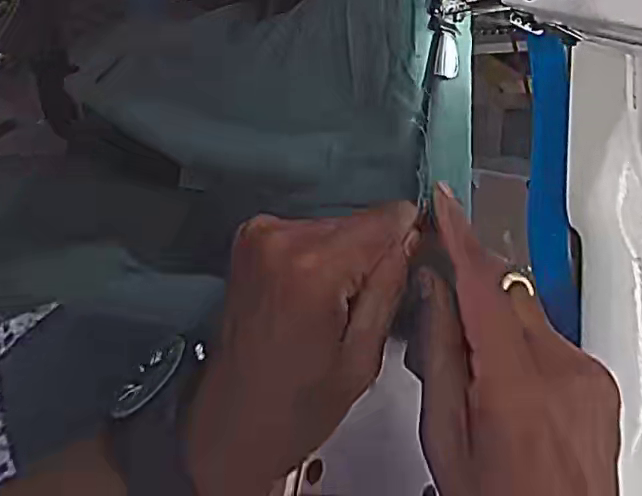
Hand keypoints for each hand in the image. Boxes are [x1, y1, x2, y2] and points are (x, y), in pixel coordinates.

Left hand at [185, 203, 419, 495]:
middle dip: (372, 253)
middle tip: (360, 303)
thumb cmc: (296, 406)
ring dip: (344, 254)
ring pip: (336, 224)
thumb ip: (390, 285)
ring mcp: (262, 232)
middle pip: (360, 221)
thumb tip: (411, 233)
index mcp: (315, 268)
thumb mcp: (362, 358)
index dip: (406, 236)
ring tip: (330, 304)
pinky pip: (310, 230)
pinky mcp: (251, 235)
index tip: (409, 261)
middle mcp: (284, 237)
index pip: (386, 218)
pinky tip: (307, 293)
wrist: (230, 422)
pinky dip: (318, 254)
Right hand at [413, 184, 620, 495]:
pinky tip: (519, 389)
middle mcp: (561, 370)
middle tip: (447, 316)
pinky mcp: (602, 381)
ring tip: (487, 376)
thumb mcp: (446, 438)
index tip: (445, 201)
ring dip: (503, 324)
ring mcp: (588, 375)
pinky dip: (529, 346)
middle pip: (508, 290)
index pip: (483, 283)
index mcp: (516, 386)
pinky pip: (555, 336)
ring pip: (529, 311)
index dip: (460, 233)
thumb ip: (439, 353)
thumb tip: (435, 288)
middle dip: (475, 290)